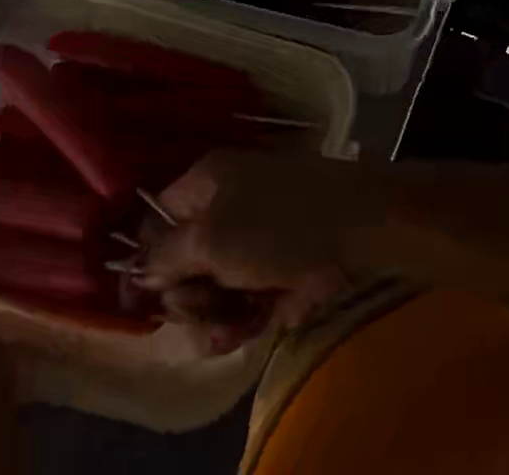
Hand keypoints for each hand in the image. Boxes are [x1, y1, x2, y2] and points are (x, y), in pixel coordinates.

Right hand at [140, 152, 384, 345]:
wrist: (368, 226)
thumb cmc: (282, 223)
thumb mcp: (213, 238)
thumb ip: (167, 256)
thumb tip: (140, 270)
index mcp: (208, 181)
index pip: (156, 220)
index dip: (150, 262)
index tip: (156, 300)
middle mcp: (231, 203)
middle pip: (187, 261)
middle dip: (192, 299)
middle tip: (208, 312)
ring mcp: (261, 234)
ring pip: (221, 287)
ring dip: (222, 316)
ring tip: (239, 328)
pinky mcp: (287, 262)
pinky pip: (255, 295)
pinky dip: (256, 313)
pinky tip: (267, 319)